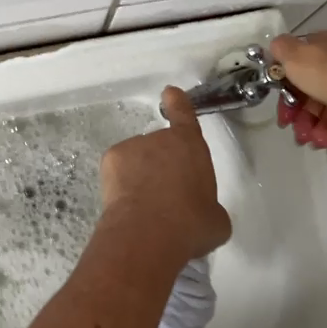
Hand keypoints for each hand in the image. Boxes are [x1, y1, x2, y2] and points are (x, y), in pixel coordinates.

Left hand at [100, 87, 232, 262]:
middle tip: (168, 198)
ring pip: (139, 159)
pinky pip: (120, 170)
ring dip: (142, 175)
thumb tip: (202, 211)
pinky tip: (129, 206)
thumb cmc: (191, 225)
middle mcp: (160, 139)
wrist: (149, 234)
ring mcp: (132, 146)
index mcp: (190, 145)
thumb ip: (209, 204)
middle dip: (163, 166)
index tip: (171, 93)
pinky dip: (123, 183)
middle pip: (161, 147)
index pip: (184, 114)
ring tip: (147, 208)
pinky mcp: (110, 160)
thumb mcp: (216, 218)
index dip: (178, 103)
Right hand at [270, 32, 326, 148]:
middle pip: (311, 96)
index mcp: (322, 48)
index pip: (296, 69)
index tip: (282, 113)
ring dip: (320, 130)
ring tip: (321, 141)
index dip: (285, 92)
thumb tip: (277, 49)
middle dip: (302, 118)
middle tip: (299, 135)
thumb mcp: (296, 55)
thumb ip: (280, 49)